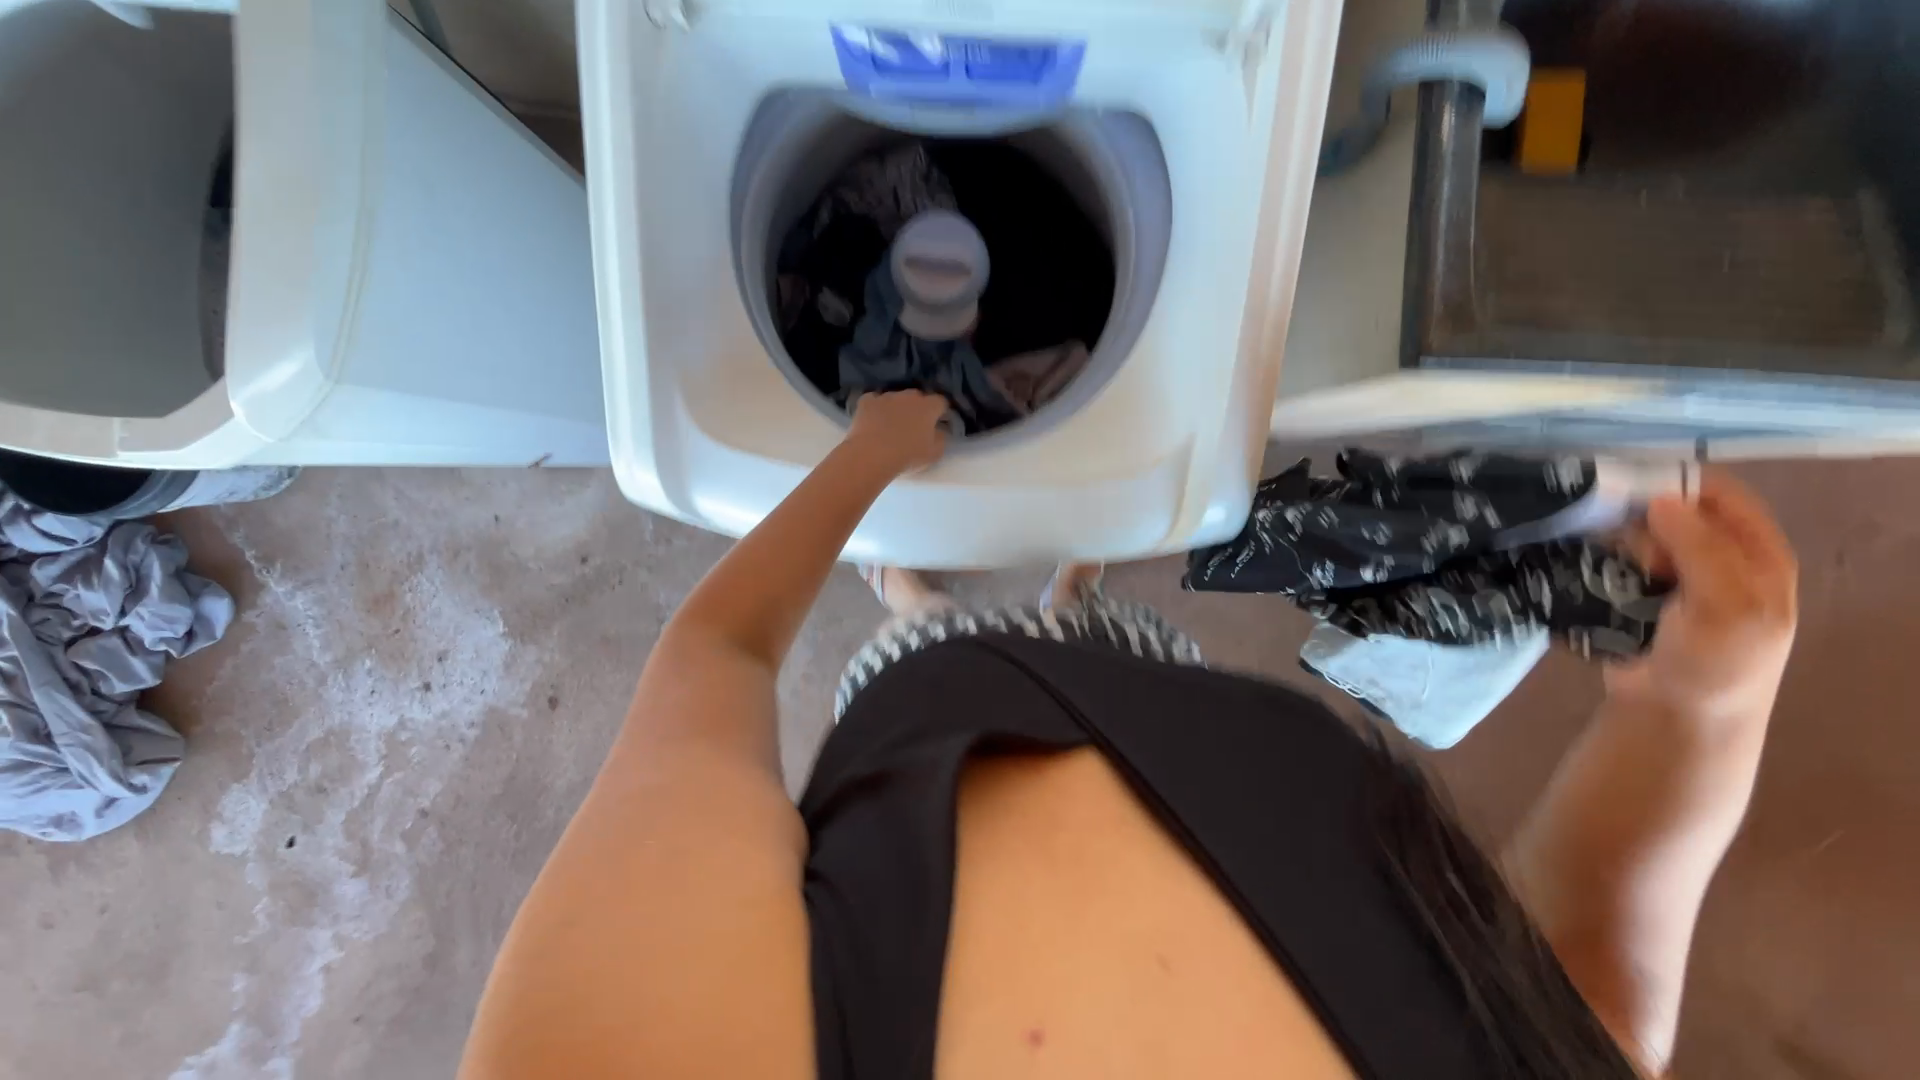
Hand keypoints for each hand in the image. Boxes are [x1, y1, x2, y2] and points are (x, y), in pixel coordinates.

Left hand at [846, 390, 949, 474]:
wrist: (872, 455)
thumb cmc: (908, 455)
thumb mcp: (934, 453)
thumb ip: (941, 438)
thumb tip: (939, 430)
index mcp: (928, 407)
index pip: (941, 402)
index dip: (940, 412)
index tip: (938, 423)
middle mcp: (908, 396)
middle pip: (917, 397)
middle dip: (918, 408)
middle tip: (915, 426)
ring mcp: (886, 396)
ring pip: (895, 398)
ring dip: (897, 408)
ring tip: (891, 426)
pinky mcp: (867, 401)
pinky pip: (874, 401)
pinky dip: (876, 408)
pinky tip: (873, 421)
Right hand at [1609, 470, 1797, 723]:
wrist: (1674, 717)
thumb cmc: (1715, 665)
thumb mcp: (1726, 606)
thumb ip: (1701, 548)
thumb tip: (1661, 498)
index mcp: (1755, 557)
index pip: (1722, 497)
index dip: (1681, 482)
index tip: (1630, 478)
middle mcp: (1715, 560)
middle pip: (1672, 513)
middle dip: (1637, 514)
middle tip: (1608, 527)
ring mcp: (1671, 579)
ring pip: (1636, 536)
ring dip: (1611, 538)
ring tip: (1588, 545)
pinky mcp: (1632, 596)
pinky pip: (1612, 563)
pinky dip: (1594, 557)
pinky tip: (1576, 557)